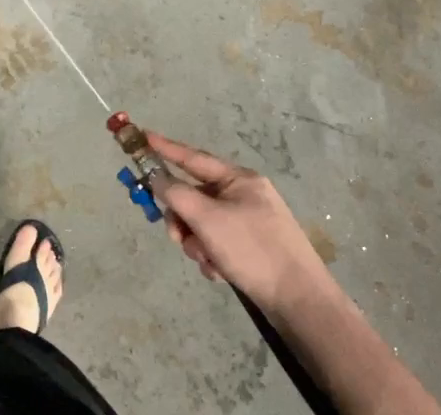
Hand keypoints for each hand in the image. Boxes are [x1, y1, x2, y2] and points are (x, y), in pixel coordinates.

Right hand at [146, 132, 334, 313]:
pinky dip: (210, 255)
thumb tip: (156, 177)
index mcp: (239, 180)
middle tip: (175, 236)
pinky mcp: (251, 246)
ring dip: (195, 242)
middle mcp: (244, 195)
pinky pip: (215, 241)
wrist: (301, 302)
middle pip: (193, 196)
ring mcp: (248, 222)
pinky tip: (218, 272)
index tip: (139, 136)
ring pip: (201, 222)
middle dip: (181, 218)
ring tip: (206, 260)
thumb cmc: (253, 250)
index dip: (163, 147)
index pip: (192, 157)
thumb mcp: (207, 218)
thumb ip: (174, 192)